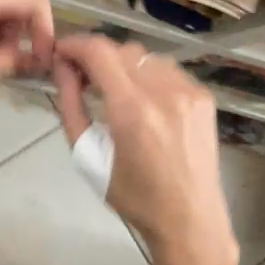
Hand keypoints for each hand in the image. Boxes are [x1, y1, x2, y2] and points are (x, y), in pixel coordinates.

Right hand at [52, 36, 237, 264]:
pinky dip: (147, 75)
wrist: (190, 219)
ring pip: (144, 56)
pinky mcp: (203, 97)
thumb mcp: (88, 156)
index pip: (98, 52)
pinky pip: (167, 70)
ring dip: (122, 64)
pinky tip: (142, 98)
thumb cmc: (134, 196)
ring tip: (112, 88)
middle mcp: (164, 92)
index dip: (74, 45)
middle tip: (80, 76)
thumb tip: (62, 68)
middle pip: (120, 50)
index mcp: (132, 110)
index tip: (60, 53)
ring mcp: (189, 92)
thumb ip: (71, 106)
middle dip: (95, 56)